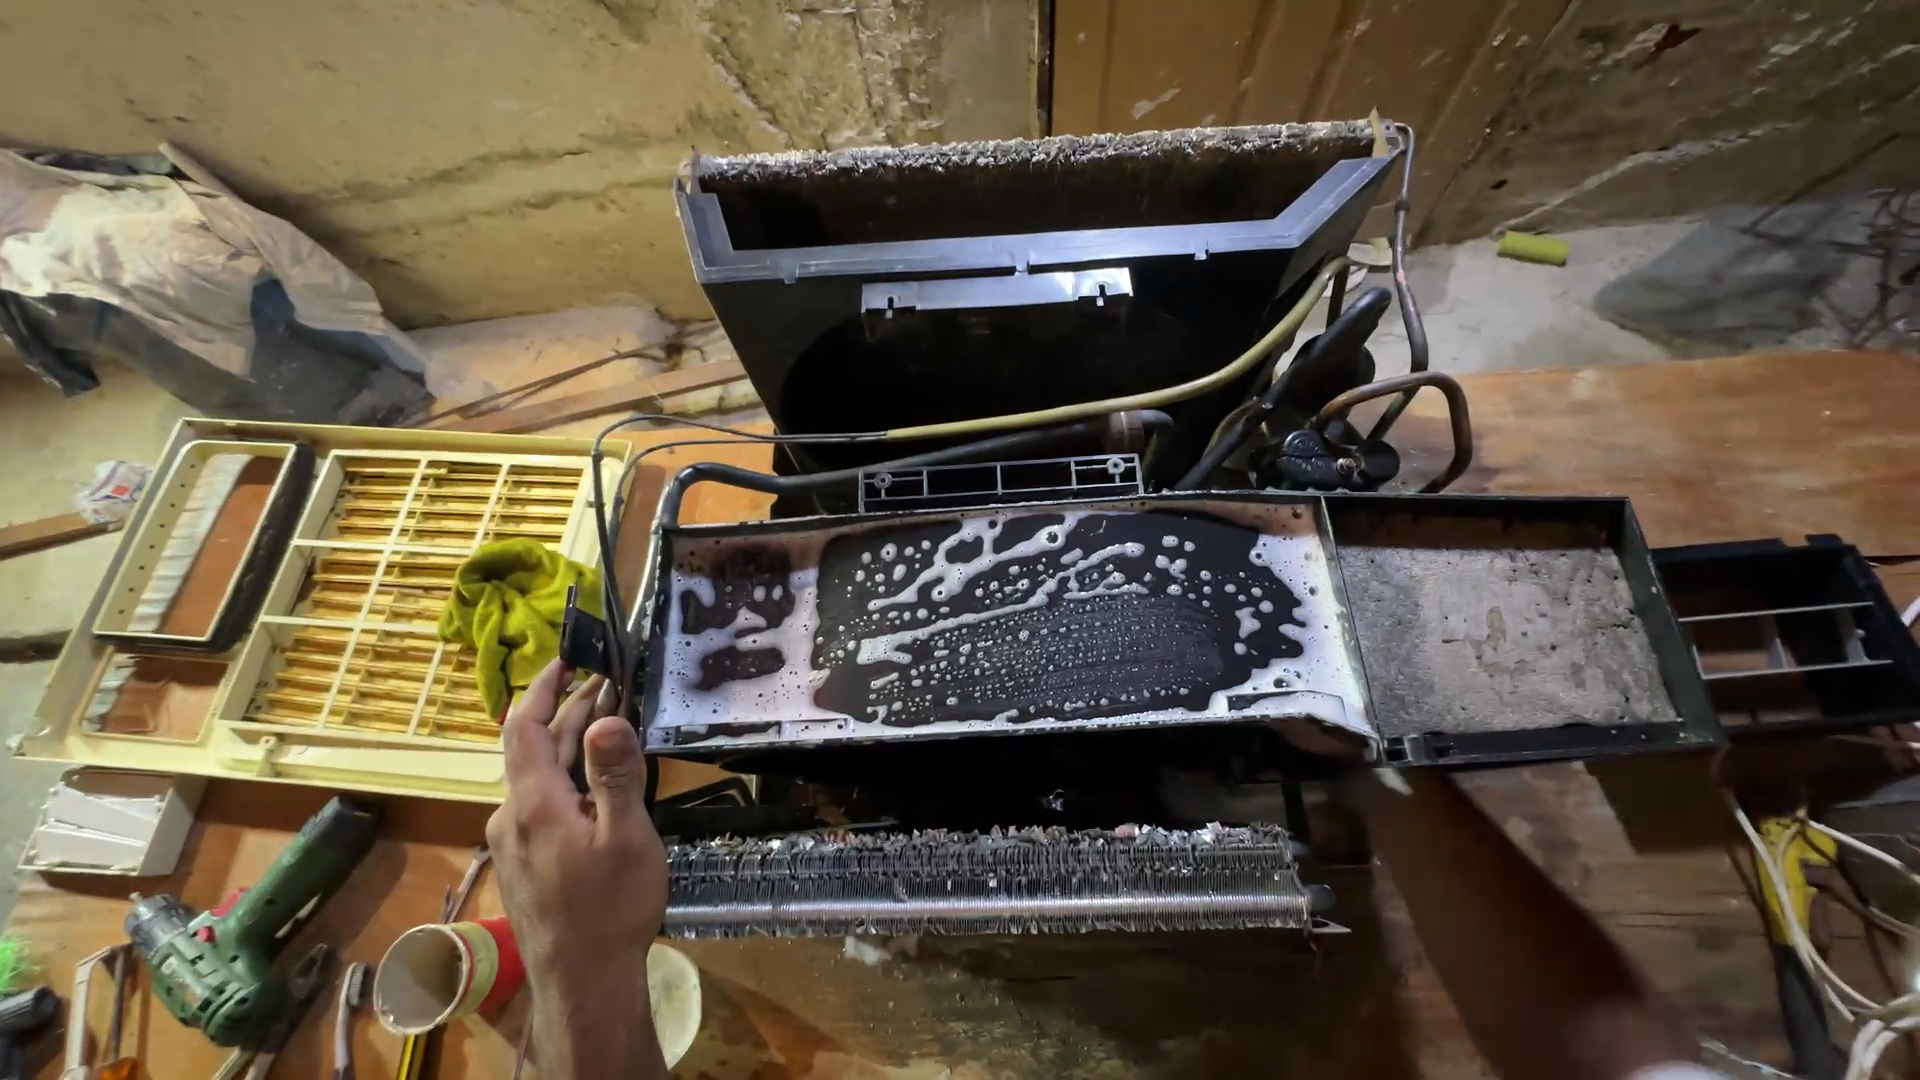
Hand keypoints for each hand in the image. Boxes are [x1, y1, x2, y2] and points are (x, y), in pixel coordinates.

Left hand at [487, 658, 667, 1079]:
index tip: (565, 658)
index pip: (524, 727)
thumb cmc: (611, 905)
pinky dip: (567, 774)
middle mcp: (512, 816)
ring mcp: (514, 841)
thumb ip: (615, 774)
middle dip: (569, 710)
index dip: (542, 688)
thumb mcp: (627, 836)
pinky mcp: (524, 862)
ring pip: (539, 776)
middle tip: (609, 683)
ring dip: (570, 742)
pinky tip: (595, 780)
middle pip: (534, 748)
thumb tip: (608, 716)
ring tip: (608, 721)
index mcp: (534, 803)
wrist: (582, 982)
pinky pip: (542, 801)